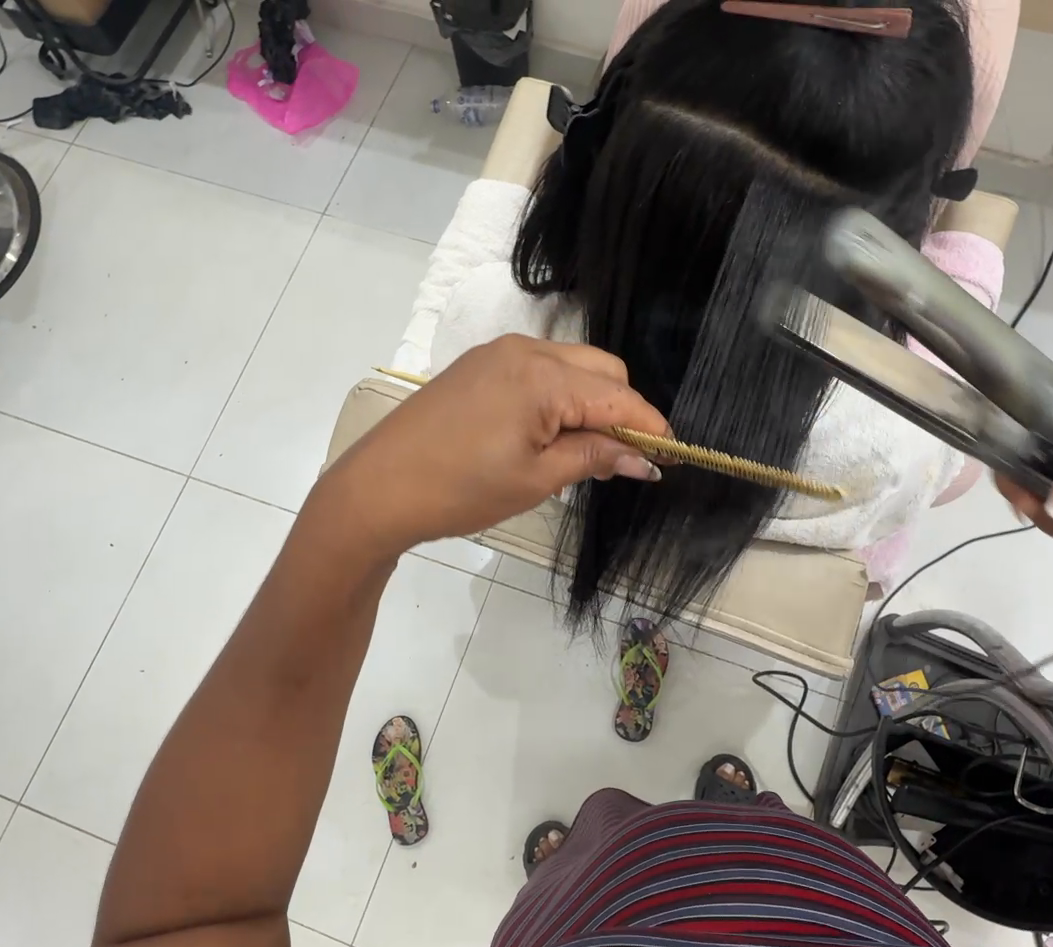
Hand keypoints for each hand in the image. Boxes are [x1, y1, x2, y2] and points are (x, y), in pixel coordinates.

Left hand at [312, 335, 668, 558]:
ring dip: (591, 404)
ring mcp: (497, 354)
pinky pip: (539, 373)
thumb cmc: (459, 490)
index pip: (619, 397)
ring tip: (588, 454)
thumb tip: (644, 460)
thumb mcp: (535, 479)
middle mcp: (524, 351)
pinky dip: (559, 399)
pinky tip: (551, 436)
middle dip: (623, 411)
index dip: (651, 428)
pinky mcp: (479, 366)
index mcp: (542, 377)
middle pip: (602, 371)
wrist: (378, 488)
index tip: (674, 457)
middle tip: (627, 460)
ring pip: (571, 368)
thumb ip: (594, 459)